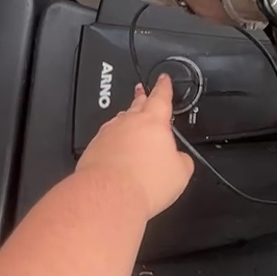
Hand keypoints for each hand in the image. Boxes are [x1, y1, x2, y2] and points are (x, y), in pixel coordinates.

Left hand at [75, 74, 194, 217]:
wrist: (109, 195)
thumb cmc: (143, 183)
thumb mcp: (181, 172)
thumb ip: (182, 160)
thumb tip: (179, 160)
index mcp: (154, 121)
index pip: (161, 96)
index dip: (164, 86)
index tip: (163, 79)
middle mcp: (129, 122)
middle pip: (137, 103)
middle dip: (142, 97)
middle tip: (143, 91)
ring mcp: (109, 134)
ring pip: (121, 121)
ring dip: (128, 120)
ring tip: (132, 123)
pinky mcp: (94, 148)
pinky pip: (107, 138)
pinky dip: (114, 141)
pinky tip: (117, 150)